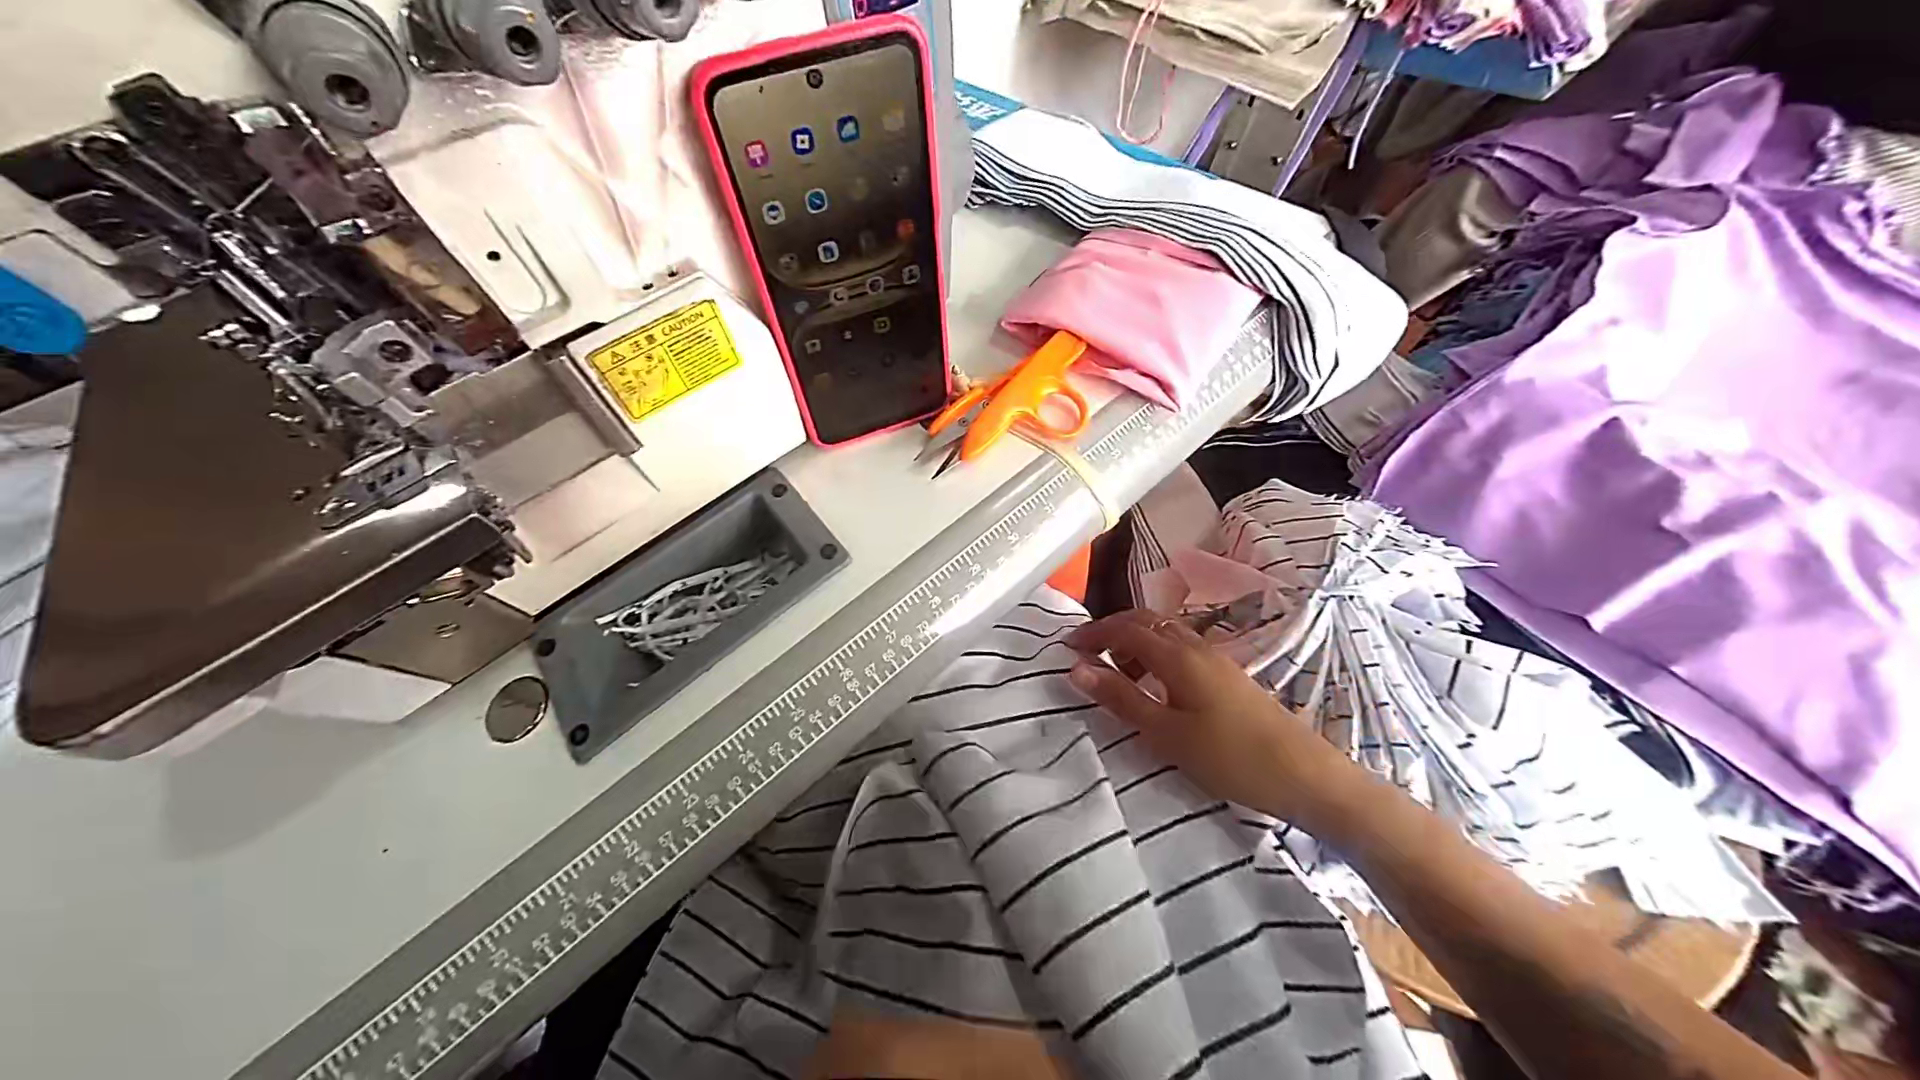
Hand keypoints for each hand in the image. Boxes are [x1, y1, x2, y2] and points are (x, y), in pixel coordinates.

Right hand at [1065, 609, 1362, 828]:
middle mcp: (1197, 648)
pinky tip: (1155, 685)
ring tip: (1116, 673)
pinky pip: (1182, 650)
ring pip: (1167, 634)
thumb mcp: (1165, 733)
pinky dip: (1156, 655)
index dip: (1093, 633)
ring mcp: (1217, 660)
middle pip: (1147, 621)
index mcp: (1178, 657)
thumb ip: (1120, 698)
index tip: (1066, 646)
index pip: (1125, 629)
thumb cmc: (1230, 756)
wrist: (1306, 775)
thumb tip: (1077, 668)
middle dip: (1113, 630)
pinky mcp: (1229, 676)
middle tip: (1087, 652)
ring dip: (1135, 642)